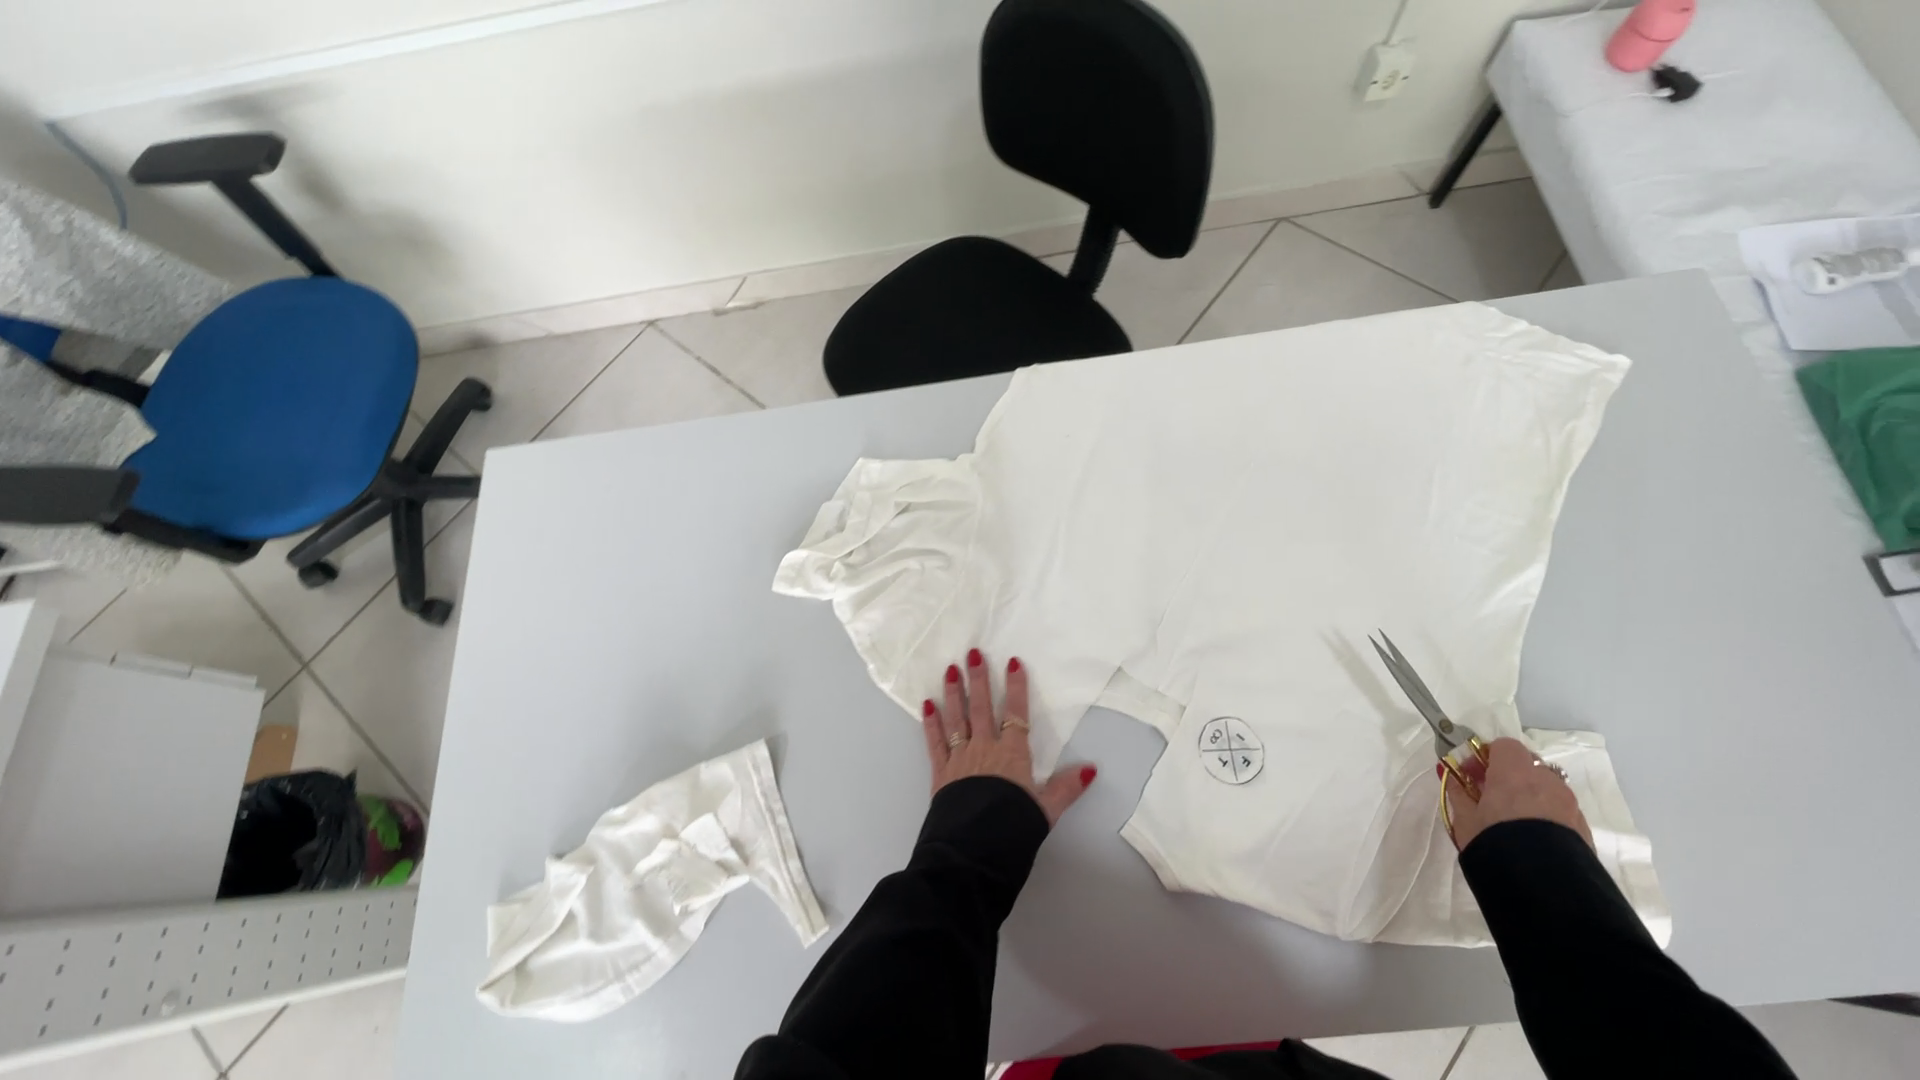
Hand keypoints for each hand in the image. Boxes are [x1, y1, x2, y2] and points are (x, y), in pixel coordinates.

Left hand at [921, 650, 1095, 826]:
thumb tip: (1091, 768)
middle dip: (978, 679)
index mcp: (1012, 755)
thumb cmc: (1012, 827)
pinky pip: (935, 742)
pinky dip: (931, 723)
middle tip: (972, 653)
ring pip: (956, 718)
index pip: (1016, 714)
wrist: (974, 849)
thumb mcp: (1046, 810)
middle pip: (981, 707)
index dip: (1015, 688)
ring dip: (953, 693)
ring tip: (949, 670)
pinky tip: (927, 705)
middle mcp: (984, 748)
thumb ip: (1067, 787)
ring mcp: (960, 758)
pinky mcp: (941, 772)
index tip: (1012, 663)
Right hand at [1444, 737, 1593, 851]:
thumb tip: (1451, 775)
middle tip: (1490, 795)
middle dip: (1509, 774)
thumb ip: (1458, 792)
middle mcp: (1547, 782)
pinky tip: (1532, 836)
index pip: (1504, 746)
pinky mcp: (1582, 827)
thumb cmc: (1494, 842)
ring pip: (1546, 787)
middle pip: (1528, 764)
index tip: (1473, 774)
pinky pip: (1559, 809)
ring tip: (1513, 820)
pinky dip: (1545, 814)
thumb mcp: (1464, 819)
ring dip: (1529, 794)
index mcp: (1515, 773)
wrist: (1542, 885)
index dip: (1487, 756)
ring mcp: (1569, 804)